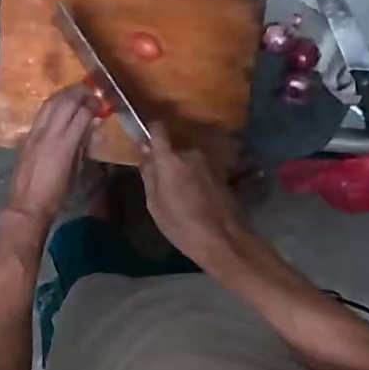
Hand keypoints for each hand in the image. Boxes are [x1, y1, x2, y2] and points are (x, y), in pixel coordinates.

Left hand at [5, 84, 97, 226]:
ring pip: (51, 102)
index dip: (94, 104)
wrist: (27, 204)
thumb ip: (82, 143)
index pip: (82, 113)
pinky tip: (61, 105)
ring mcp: (35, 132)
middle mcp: (49, 132)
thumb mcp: (75, 168)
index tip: (102, 102)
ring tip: (77, 92)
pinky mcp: (27, 135)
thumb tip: (91, 124)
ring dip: (65, 94)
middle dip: (80, 92)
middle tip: (91, 91)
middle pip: (66, 101)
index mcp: (65, 143)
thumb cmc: (57, 193)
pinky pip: (42, 113)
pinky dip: (53, 104)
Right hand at [139, 123, 254, 268]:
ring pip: (188, 160)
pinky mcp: (221, 173)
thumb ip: (149, 174)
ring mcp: (210, 162)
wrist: (225, 240)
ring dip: (182, 172)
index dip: (149, 131)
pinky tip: (195, 200)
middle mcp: (192, 153)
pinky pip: (200, 170)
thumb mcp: (155, 205)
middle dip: (166, 161)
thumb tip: (145, 152)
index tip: (143, 142)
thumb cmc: (183, 226)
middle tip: (161, 184)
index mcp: (171, 159)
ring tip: (180, 196)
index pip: (158, 129)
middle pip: (173, 149)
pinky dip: (195, 179)